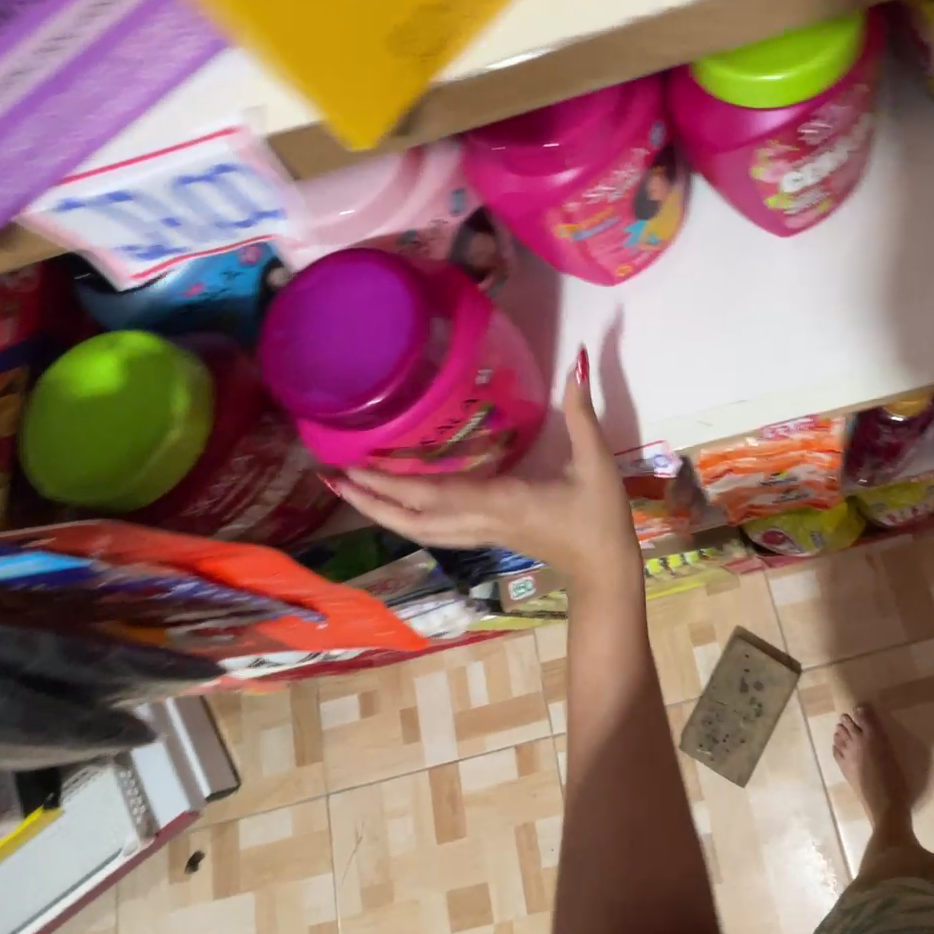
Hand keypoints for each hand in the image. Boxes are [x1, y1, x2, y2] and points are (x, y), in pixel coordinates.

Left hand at [331, 359, 639, 588]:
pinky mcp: (487, 536)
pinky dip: (407, 517)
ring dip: (381, 512)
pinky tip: (396, 503)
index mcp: (501, 503)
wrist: (604, 569)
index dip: (392, 484)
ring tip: (350, 489)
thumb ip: (583, 414)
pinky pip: (436, 529)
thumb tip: (577, 364)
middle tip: (330, 477)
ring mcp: (481, 533)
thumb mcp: (596, 463)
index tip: (353, 468)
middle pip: (412, 520)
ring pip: (420, 530)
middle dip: (370, 501)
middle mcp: (481, 522)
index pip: (435, 497)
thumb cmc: (600, 518)